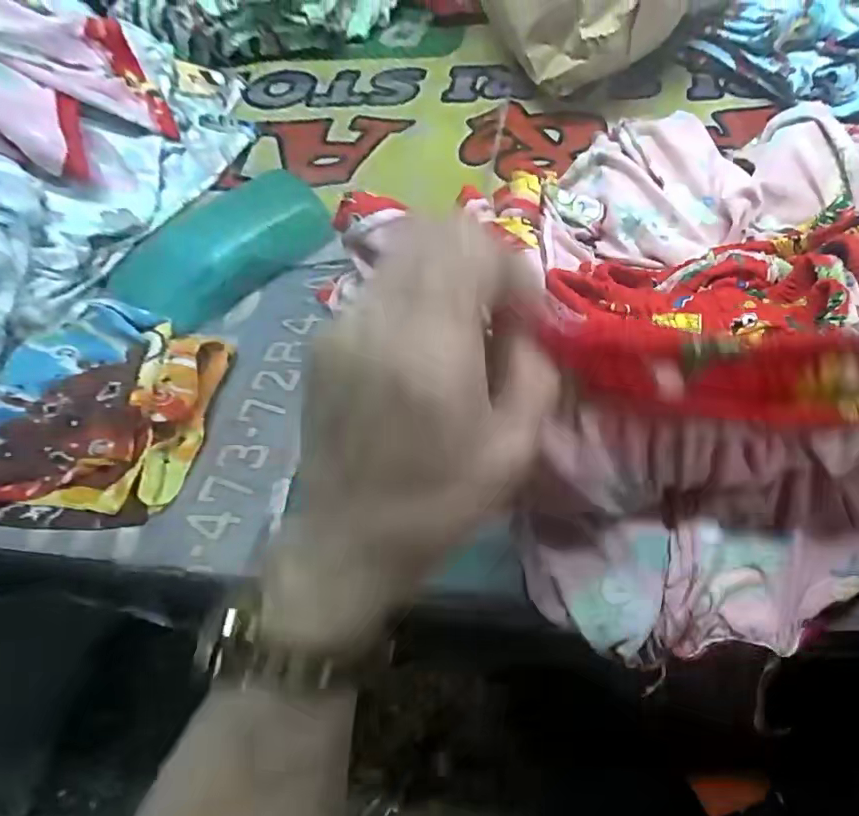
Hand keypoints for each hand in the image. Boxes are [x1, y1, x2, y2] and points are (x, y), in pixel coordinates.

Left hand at [260, 221, 558, 651]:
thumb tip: (526, 326)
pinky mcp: (323, 339)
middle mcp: (378, 315)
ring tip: (460, 343)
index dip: (511, 269)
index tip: (525, 320)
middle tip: (497, 323)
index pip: (472, 242)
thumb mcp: (516, 448)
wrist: (350, 540)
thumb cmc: (442, 502)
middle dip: (480, 266)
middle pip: (434, 232)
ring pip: (403, 256)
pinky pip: (379, 291)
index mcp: (432, 342)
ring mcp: (342, 323)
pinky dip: (413, 304)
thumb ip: (535, 370)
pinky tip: (419, 360)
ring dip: (446, 282)